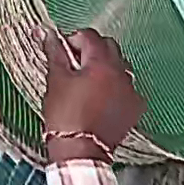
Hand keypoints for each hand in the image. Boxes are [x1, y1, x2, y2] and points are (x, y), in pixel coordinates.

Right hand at [41, 29, 143, 160]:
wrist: (80, 150)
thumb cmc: (65, 112)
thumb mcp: (56, 79)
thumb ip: (55, 52)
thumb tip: (48, 33)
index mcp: (101, 63)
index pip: (89, 36)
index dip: (72, 39)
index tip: (61, 50)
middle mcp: (122, 73)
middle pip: (108, 47)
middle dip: (91, 49)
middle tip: (73, 62)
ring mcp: (132, 91)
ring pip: (120, 65)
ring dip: (105, 65)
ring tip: (87, 79)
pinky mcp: (135, 107)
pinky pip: (126, 86)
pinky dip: (115, 84)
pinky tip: (101, 95)